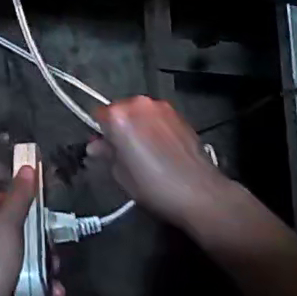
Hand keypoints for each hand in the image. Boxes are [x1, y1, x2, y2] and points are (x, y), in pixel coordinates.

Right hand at [91, 97, 239, 232]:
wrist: (200, 192)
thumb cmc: (154, 186)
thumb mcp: (121, 175)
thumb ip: (106, 154)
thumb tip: (96, 146)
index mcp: (118, 116)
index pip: (98, 114)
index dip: (99, 132)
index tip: (105, 147)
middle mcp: (138, 103)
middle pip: (119, 110)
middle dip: (119, 126)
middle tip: (125, 151)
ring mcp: (160, 106)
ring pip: (139, 112)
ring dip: (138, 125)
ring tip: (147, 150)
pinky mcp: (178, 113)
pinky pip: (157, 116)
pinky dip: (155, 126)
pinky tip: (162, 147)